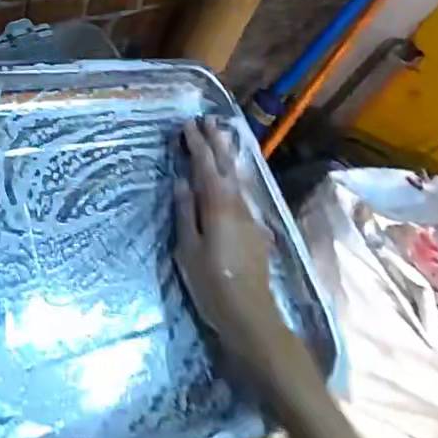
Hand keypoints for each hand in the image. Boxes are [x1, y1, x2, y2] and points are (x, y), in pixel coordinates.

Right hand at [175, 118, 291, 362]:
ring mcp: (250, 217)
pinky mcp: (256, 229)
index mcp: (218, 206)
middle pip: (227, 166)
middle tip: (207, 119)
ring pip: (239, 176)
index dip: (197, 145)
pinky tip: (233, 175)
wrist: (252, 318)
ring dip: (228, 154)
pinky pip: (244, 190)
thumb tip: (182, 182)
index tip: (187, 125)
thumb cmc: (212, 284)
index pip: (206, 167)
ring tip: (221, 136)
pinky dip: (235, 174)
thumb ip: (185, 213)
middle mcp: (238, 205)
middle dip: (216, 141)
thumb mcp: (188, 249)